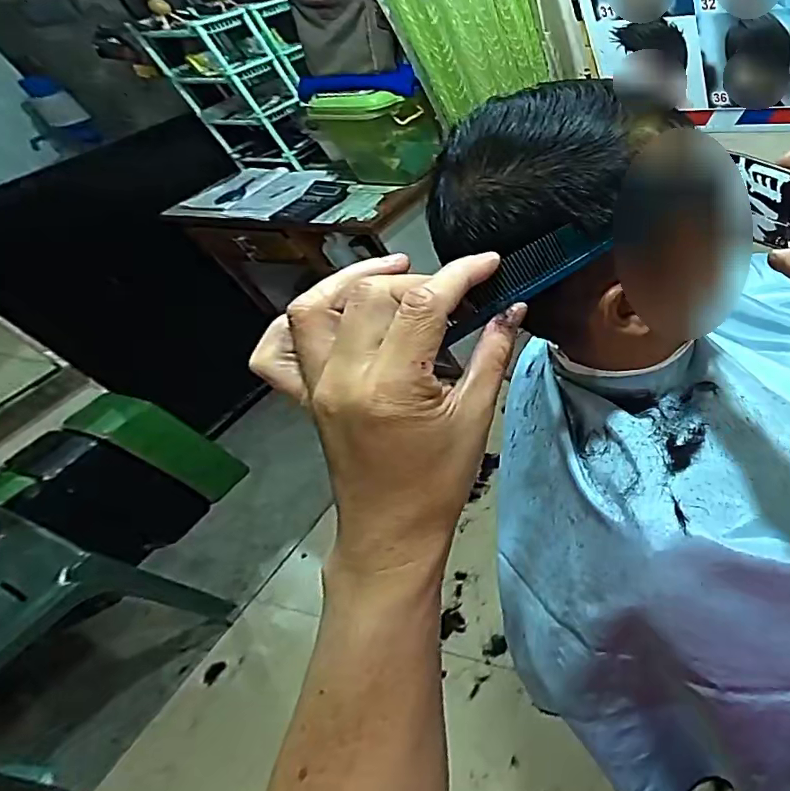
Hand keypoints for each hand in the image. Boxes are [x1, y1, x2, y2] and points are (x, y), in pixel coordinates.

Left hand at [250, 253, 525, 578]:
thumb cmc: (440, 476)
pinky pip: (277, 348)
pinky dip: (299, 319)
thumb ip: (494, 353)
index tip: (489, 264)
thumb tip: (512, 309)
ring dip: (353, 279)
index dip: (461, 274)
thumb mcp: (477, 412)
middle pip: (369, 295)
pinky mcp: (302, 396)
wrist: (393, 526)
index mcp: (391, 384)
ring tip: (396, 272)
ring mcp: (314, 385)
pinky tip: (334, 310)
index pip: (423, 304)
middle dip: (420, 279)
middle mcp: (342, 377)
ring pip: (312, 308)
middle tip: (457, 291)